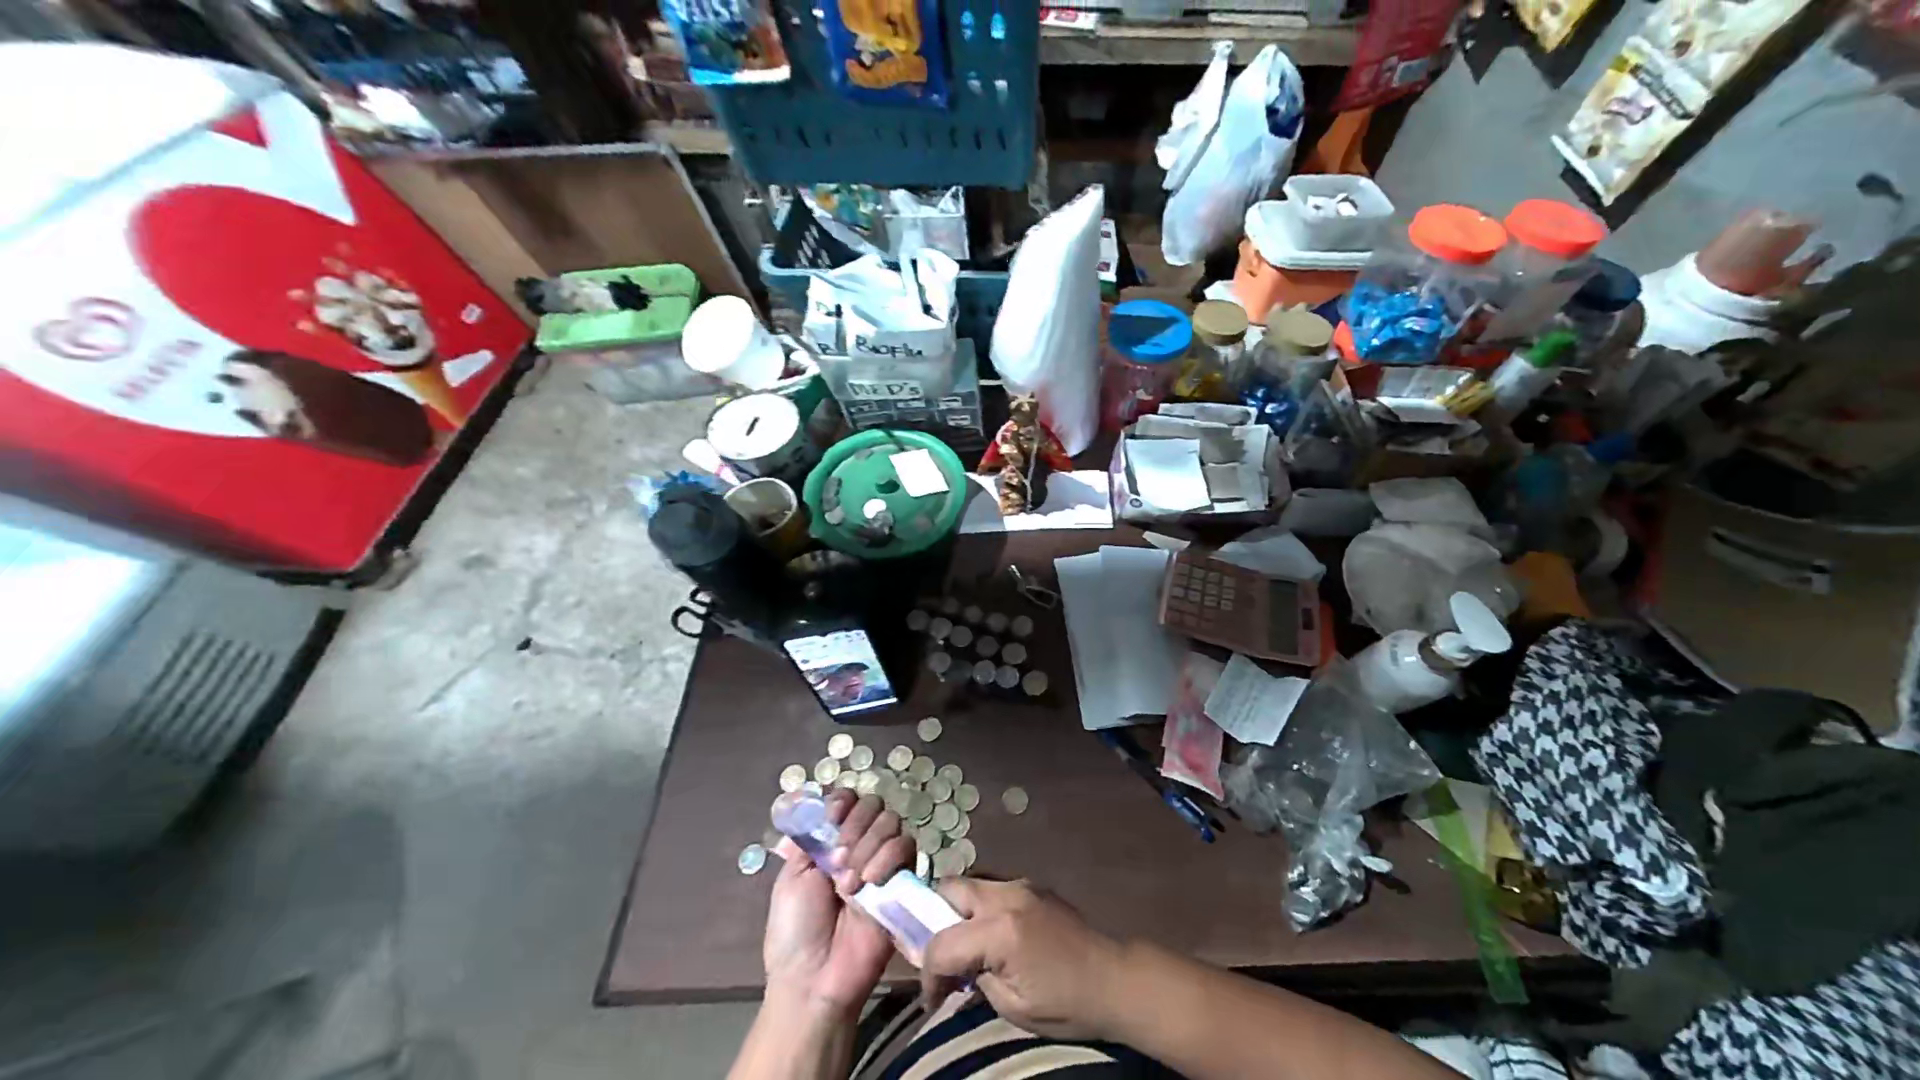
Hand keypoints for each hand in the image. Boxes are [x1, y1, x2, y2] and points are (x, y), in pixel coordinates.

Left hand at [763, 789, 915, 1014]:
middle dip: (854, 826)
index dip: (842, 803)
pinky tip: (870, 882)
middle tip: (837, 861)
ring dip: (868, 845)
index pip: (849, 799)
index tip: (832, 820)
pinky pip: (907, 848)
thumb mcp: (792, 876)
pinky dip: (888, 857)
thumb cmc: (795, 928)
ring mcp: (883, 863)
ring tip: (849, 883)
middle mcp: (860, 845)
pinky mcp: (904, 882)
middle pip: (873, 805)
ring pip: (891, 822)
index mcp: (832, 841)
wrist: (815, 976)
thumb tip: (823, 804)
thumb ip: (813, 836)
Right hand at [919, 878, 1130, 1039]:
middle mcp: (1005, 896)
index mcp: (1000, 931)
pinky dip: (980, 906)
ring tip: (964, 943)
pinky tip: (990, 934)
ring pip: (969, 883)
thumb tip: (953, 970)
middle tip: (941, 953)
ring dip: (957, 909)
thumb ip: (975, 979)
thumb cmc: (1066, 1004)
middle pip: (948, 889)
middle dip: (933, 918)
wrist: (1115, 979)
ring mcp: (1020, 884)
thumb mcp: (1013, 1007)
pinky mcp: (1032, 885)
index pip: (942, 943)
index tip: (933, 996)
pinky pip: (992, 887)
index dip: (929, 972)